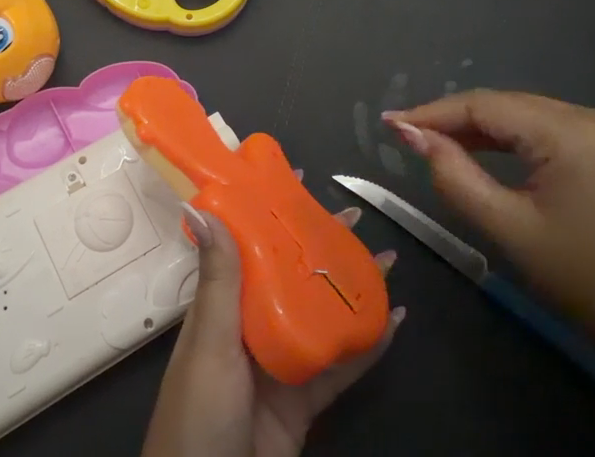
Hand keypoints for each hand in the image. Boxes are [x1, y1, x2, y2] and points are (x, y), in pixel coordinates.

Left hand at [140, 203, 401, 456]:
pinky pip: (340, 367)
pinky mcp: (304, 402)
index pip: (248, 248)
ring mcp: (279, 365)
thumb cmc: (199, 411)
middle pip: (291, 278)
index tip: (298, 183)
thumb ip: (217, 280)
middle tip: (358, 220)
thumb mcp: (210, 342)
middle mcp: (250, 328)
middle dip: (322, 249)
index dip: (271, 216)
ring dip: (352, 290)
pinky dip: (368, 346)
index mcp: (221, 307)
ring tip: (388, 263)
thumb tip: (201, 208)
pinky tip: (395, 323)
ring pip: (321, 317)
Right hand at [386, 91, 594, 360]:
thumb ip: (454, 176)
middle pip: (503, 104)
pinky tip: (473, 148)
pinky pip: (540, 128)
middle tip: (402, 133)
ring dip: (475, 127)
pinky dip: (503, 138)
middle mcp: (589, 116)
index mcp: (570, 132)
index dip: (433, 112)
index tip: (388, 123)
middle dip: (451, 117)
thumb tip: (411, 135)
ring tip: (428, 140)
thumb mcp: (508, 229)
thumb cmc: (583, 278)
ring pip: (520, 113)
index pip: (486, 106)